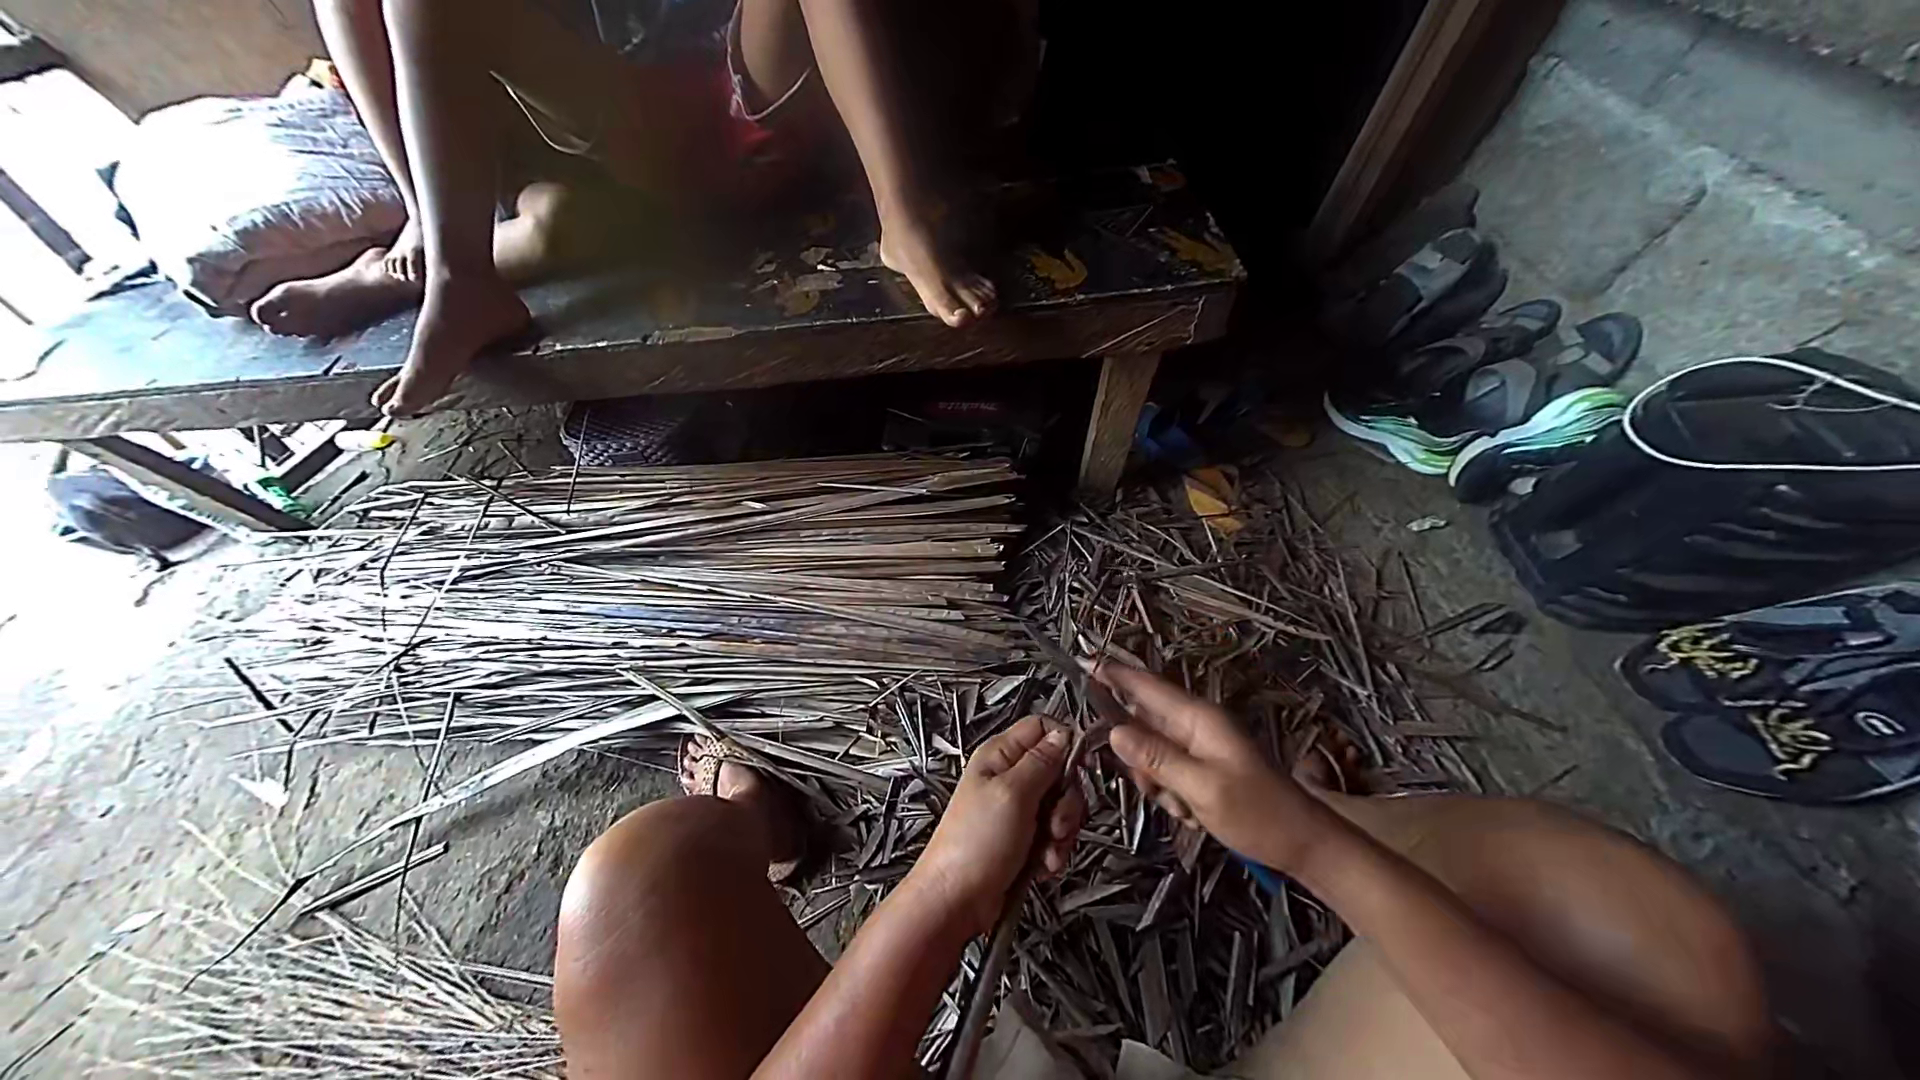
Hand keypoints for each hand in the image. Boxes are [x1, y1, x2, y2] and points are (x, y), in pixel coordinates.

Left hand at [910, 715, 1086, 936]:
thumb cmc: (972, 845)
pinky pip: (1055, 834)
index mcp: (1000, 755)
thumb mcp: (1013, 793)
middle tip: (1054, 820)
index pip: (1043, 729)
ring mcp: (1017, 807)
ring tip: (1046, 846)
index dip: (1067, 745)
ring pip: (1061, 805)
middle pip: (1060, 770)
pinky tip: (1042, 862)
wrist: (957, 900)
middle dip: (1067, 800)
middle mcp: (1009, 777)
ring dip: (1062, 830)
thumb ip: (1042, 761)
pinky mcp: (1024, 836)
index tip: (1079, 769)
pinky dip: (1054, 850)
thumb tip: (1064, 733)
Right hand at [1091, 661, 1339, 872]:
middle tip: (1154, 786)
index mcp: (1198, 718)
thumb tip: (1115, 732)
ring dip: (1153, 778)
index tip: (1084, 663)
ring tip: (1180, 805)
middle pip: (1142, 722)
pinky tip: (1188, 811)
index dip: (1114, 674)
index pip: (1147, 686)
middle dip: (1137, 755)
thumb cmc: (1259, 813)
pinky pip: (1164, 769)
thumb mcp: (1202, 788)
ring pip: (1149, 750)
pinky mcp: (1200, 766)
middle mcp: (1196, 725)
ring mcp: (1198, 745)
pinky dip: (1167, 790)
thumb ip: (1156, 758)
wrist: (1304, 845)